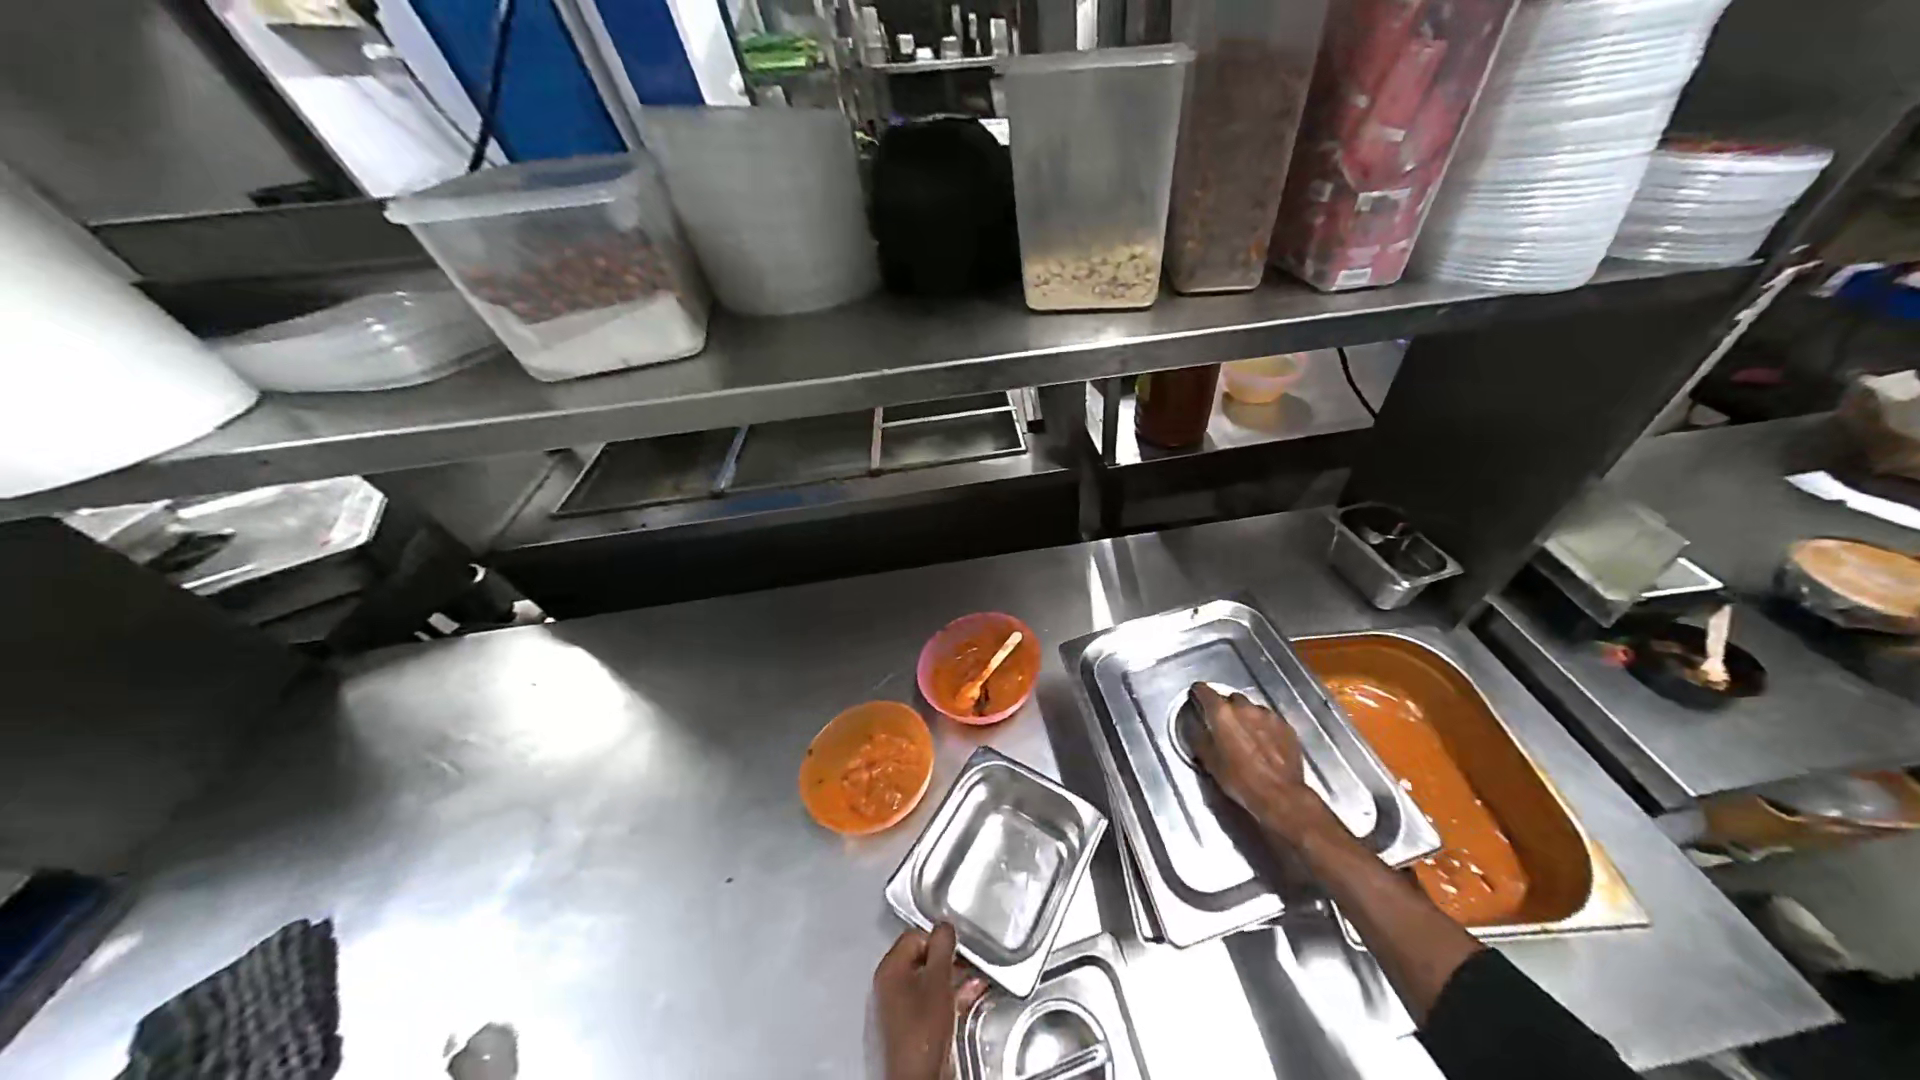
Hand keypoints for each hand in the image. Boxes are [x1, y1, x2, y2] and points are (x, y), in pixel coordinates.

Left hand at [874, 923, 988, 1079]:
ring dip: (950, 980)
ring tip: (973, 983)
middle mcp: (887, 985)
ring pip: (925, 982)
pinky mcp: (906, 1029)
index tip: (957, 947)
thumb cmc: (923, 1028)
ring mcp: (894, 1009)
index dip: (938, 938)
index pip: (914, 936)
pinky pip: (926, 1003)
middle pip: (920, 959)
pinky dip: (945, 999)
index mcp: (889, 968)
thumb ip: (942, 948)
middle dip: (947, 961)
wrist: (915, 1079)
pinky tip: (964, 1002)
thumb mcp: (938, 980)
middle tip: (968, 965)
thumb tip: (944, 925)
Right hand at [1190, 682, 1334, 842]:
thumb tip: (1196, 729)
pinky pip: (1269, 720)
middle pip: (1231, 698)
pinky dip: (1263, 726)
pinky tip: (1263, 742)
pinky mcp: (1286, 727)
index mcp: (1222, 714)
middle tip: (1223, 725)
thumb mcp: (1210, 761)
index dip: (1199, 692)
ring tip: (1245, 735)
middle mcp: (1245, 708)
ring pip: (1252, 708)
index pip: (1205, 691)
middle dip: (1225, 708)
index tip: (1197, 695)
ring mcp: (1268, 716)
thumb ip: (1199, 738)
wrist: (1280, 795)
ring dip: (1246, 717)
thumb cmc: (1240, 780)